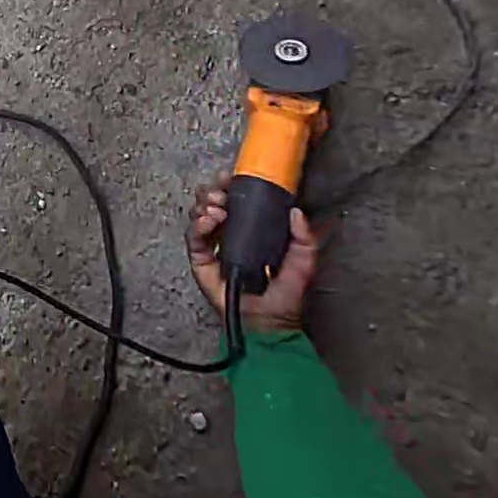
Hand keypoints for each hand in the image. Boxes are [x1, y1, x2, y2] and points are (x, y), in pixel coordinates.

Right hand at [185, 171, 317, 333]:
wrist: (267, 320)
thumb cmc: (285, 295)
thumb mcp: (303, 264)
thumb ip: (304, 239)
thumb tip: (296, 210)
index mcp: (248, 229)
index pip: (233, 200)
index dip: (227, 186)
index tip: (228, 177)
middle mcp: (226, 232)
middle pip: (209, 201)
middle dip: (212, 192)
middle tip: (220, 194)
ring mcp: (211, 244)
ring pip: (197, 213)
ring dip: (204, 205)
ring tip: (217, 208)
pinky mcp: (199, 257)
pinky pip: (192, 236)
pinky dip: (198, 225)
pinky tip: (209, 221)